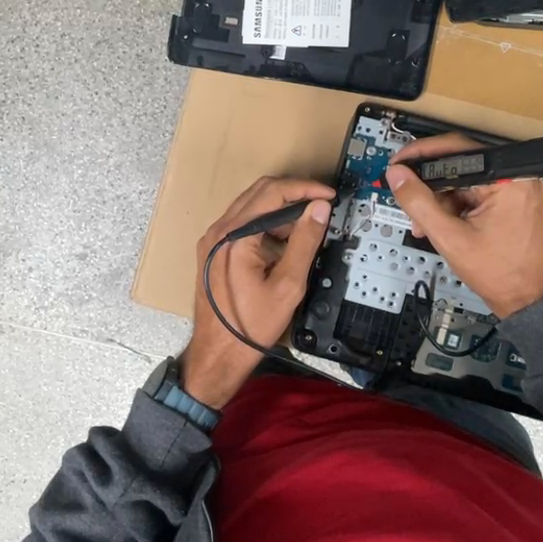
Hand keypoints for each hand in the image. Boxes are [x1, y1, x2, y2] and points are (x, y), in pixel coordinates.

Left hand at [182, 177, 334, 408]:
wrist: (219, 352)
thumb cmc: (250, 325)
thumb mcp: (288, 284)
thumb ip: (304, 241)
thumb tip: (320, 209)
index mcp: (234, 236)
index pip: (272, 193)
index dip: (305, 189)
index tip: (328, 195)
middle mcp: (218, 231)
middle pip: (259, 193)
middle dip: (293, 194)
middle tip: (321, 205)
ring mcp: (213, 240)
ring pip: (250, 206)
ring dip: (280, 210)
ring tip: (307, 226)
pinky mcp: (213, 250)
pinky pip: (242, 224)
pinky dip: (265, 224)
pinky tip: (285, 242)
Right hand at [386, 135, 542, 317]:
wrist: (525, 299)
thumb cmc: (499, 272)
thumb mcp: (448, 236)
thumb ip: (418, 202)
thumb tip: (397, 176)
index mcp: (508, 179)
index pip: (457, 150)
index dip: (421, 156)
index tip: (399, 166)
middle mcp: (515, 178)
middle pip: (457, 166)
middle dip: (427, 186)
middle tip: (406, 197)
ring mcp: (513, 190)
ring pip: (460, 182)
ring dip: (436, 200)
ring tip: (423, 224)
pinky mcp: (508, 202)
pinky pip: (470, 194)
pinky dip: (451, 208)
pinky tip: (439, 225)